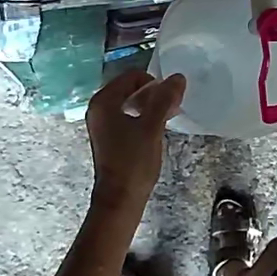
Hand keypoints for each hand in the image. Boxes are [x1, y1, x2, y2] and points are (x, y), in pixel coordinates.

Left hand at [85, 71, 185, 215]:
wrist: (120, 199)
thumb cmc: (133, 161)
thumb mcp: (152, 127)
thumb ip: (164, 99)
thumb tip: (178, 77)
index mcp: (103, 101)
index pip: (132, 76)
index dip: (154, 83)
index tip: (170, 99)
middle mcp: (98, 107)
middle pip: (130, 87)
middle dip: (153, 94)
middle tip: (172, 108)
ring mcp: (101, 122)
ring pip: (129, 102)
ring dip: (149, 105)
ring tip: (168, 117)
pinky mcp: (107, 135)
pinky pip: (126, 115)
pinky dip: (142, 116)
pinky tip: (155, 128)